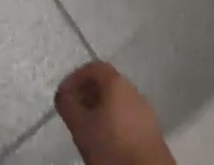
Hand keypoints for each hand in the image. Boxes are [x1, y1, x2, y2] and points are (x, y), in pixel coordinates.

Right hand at [53, 61, 176, 164]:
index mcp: (117, 83)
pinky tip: (106, 138)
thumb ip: (67, 105)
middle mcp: (133, 90)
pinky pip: (127, 115)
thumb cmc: (111, 145)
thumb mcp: (80, 126)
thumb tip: (63, 93)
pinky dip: (113, 120)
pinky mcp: (151, 128)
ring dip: (100, 108)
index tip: (64, 94)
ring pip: (117, 101)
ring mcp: (145, 109)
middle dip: (87, 93)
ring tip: (87, 127)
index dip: (75, 77)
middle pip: (106, 83)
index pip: (94, 67)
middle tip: (73, 110)